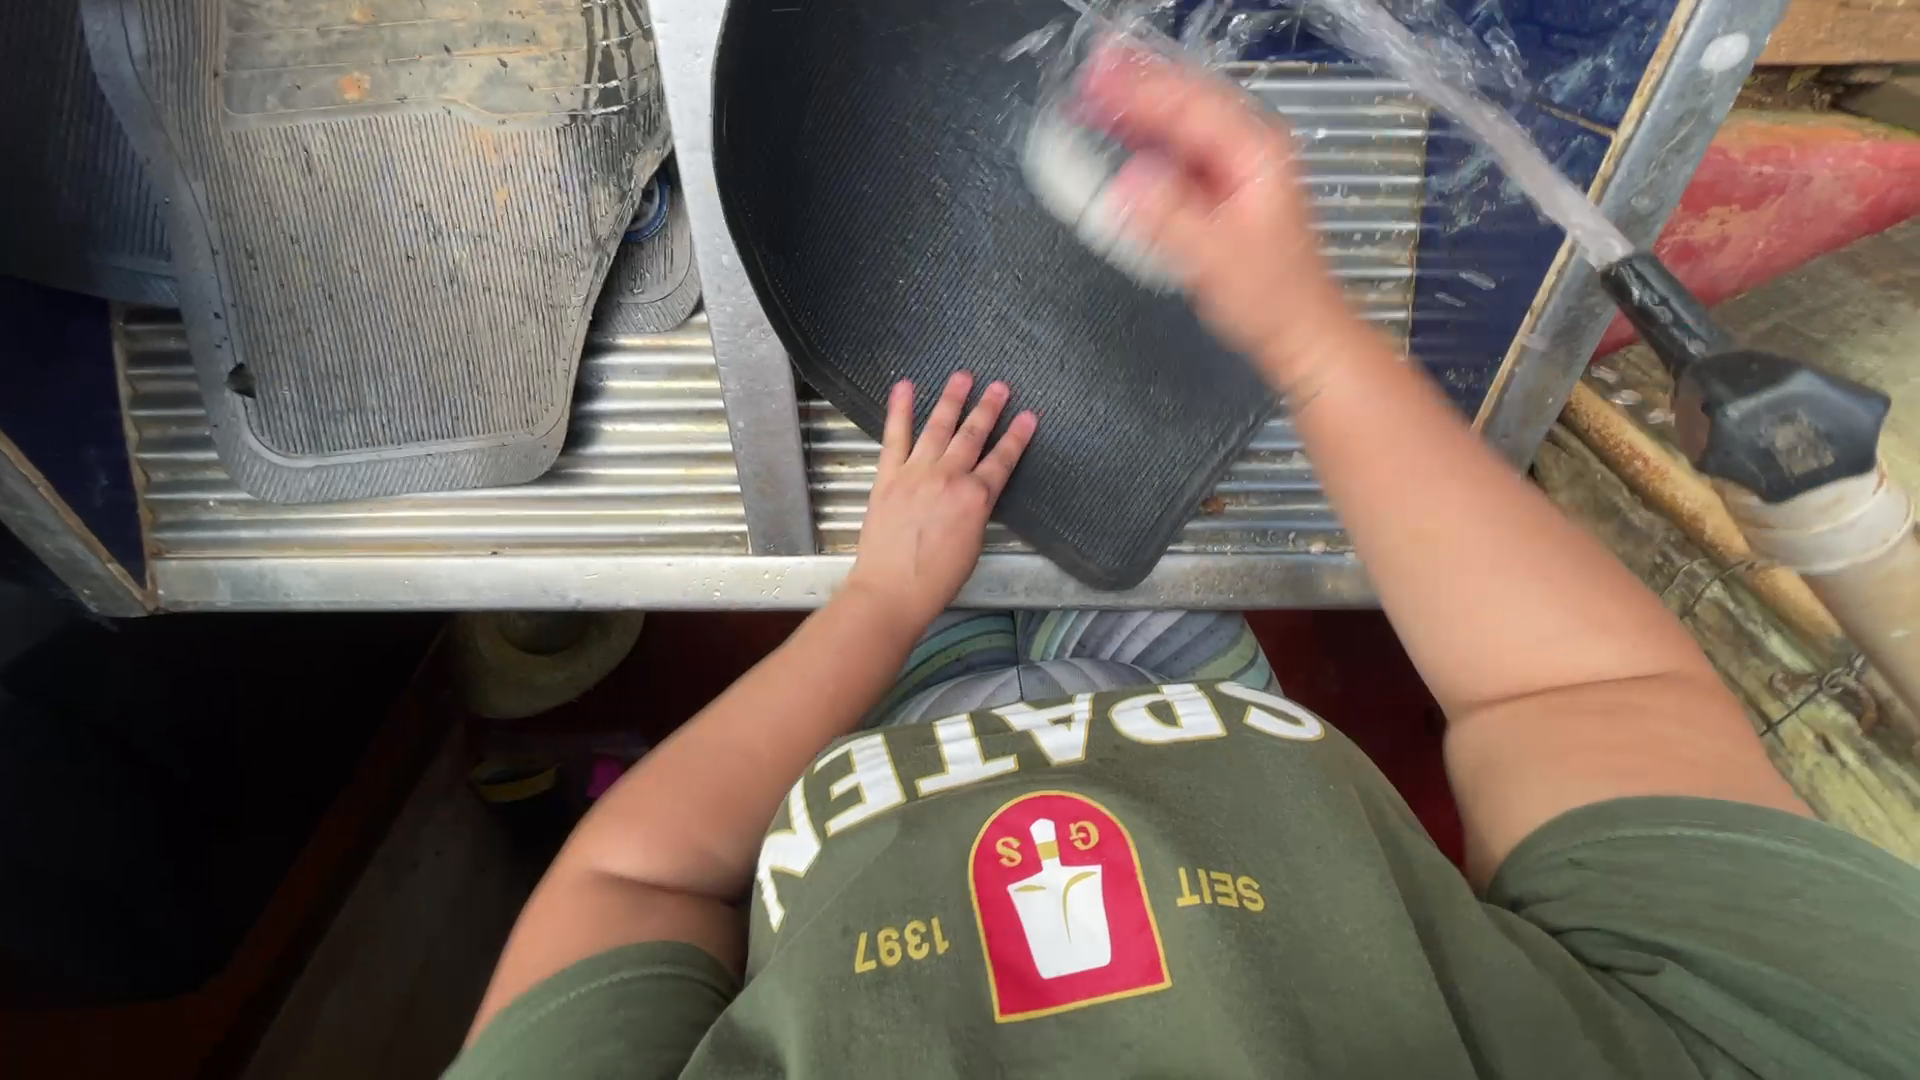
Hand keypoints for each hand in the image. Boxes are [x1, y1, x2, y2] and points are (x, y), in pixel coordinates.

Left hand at [844, 373, 1037, 630]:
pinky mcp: (888, 477)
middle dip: (989, 408)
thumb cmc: (934, 581)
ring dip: (952, 399)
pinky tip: (904, 387)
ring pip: (938, 427)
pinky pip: (894, 436)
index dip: (1017, 436)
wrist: (891, 591)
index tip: (1028, 417)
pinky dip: (899, 410)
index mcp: (975, 499)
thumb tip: (974, 495)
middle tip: (1000, 387)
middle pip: (973, 436)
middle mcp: (948, 479)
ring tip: (963, 376)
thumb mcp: (972, 547)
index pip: (1002, 460)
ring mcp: (916, 474)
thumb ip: (975, 513)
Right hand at [1074, 42, 1371, 393]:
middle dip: (1135, 89)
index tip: (1099, 78)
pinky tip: (1120, 143)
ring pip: (1178, 131)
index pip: (1189, 107)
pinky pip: (1176, 160)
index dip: (1140, 90)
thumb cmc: (1273, 299)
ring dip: (1136, 116)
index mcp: (1256, 155)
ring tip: (1094, 98)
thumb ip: (1170, 218)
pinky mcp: (1218, 197)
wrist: (1296, 331)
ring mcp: (1233, 174)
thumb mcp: (1216, 260)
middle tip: (1089, 75)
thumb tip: (1129, 181)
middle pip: (1183, 107)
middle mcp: (1247, 154)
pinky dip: (1145, 149)